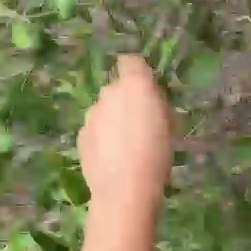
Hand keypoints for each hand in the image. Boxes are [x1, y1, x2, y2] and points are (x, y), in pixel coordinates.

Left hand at [77, 55, 173, 218]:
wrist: (125, 190)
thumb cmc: (157, 154)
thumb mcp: (170, 124)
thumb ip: (156, 104)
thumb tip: (150, 101)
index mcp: (135, 84)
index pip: (130, 61)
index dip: (137, 72)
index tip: (145, 89)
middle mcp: (109, 92)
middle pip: (117, 88)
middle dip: (126, 100)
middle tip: (140, 124)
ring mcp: (92, 113)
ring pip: (104, 110)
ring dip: (112, 120)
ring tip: (125, 147)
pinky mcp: (81, 134)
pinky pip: (95, 129)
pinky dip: (102, 137)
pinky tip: (112, 158)